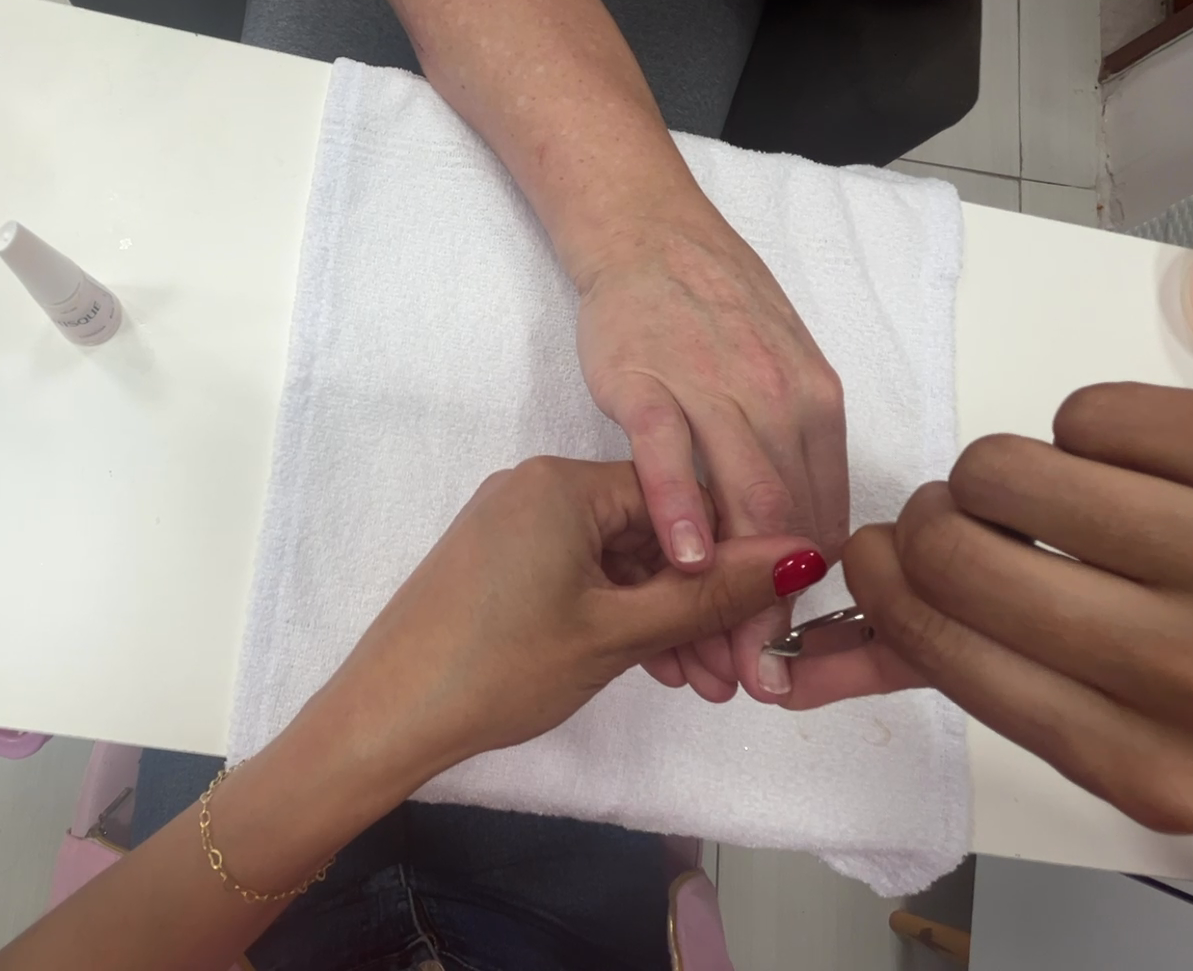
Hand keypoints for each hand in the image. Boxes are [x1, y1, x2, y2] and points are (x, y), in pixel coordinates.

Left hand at [299, 457, 826, 782]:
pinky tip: (649, 664)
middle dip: (695, 604)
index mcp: (561, 481)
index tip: (766, 619)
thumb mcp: (616, 632)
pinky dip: (612, 614)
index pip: (677, 498)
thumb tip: (804, 555)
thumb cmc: (504, 666)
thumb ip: (711, 594)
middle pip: (645, 534)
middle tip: (735, 673)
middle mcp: (534, 486)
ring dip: (658, 618)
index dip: (732, 558)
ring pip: (611, 562)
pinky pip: (575, 574)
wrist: (389, 712)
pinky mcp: (498, 559)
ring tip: (699, 684)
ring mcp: (511, 522)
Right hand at [573, 219, 845, 703]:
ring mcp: (712, 388)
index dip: (807, 598)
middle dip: (772, 614)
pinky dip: (678, 506)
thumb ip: (788, 451)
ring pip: (736, 499)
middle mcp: (779, 400)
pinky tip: (679, 558)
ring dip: (728, 586)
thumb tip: (794, 537)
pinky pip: (669, 450)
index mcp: (814, 406)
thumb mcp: (774, 373)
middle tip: (758, 684)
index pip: (821, 518)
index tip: (788, 655)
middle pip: (785, 523)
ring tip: (713, 654)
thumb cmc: (709, 312)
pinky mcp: (649, 379)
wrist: (649, 238)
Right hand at [784, 384, 1192, 832]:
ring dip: (1011, 473)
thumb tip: (795, 668)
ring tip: (1083, 500)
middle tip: (977, 521)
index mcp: (1152, 768)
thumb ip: (953, 674)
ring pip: (1002, 466)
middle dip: (935, 517)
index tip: (885, 552)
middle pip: (947, 544)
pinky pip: (1093, 412)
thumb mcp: (1110, 714)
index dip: (881, 578)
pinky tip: (1170, 472)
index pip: (930, 637)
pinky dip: (1101, 432)